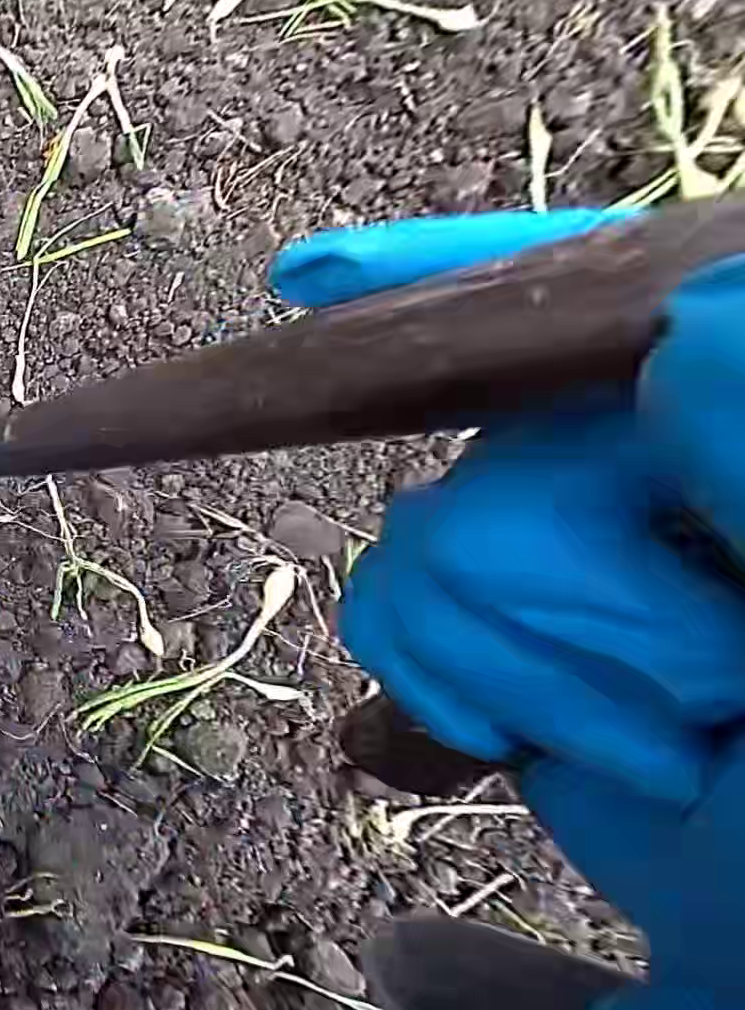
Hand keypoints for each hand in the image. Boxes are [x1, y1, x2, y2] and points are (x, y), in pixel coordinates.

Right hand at [275, 211, 744, 806]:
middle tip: (694, 695)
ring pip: (424, 533)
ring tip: (613, 743)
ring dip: (482, 643)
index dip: (481, 266)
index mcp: (738, 456)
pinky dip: (415, 663)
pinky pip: (387, 604)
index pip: (621, 303)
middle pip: (497, 457)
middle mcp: (676, 480)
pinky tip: (478, 731)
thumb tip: (711, 314)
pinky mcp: (500, 634)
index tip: (308, 275)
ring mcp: (580, 562)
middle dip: (540, 575)